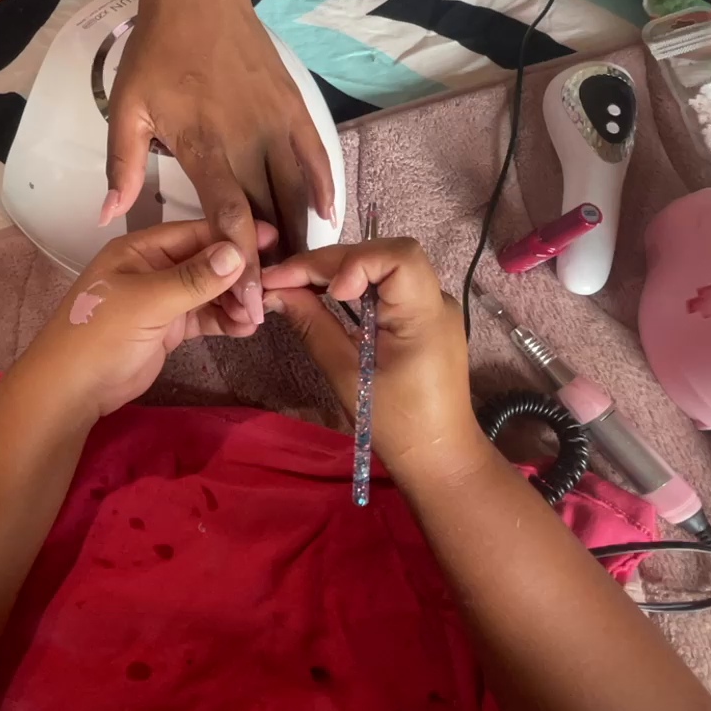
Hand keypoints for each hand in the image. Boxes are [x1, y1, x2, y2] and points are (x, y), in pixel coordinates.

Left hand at [15, 220, 274, 418]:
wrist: (71, 390)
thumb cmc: (100, 335)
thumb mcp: (147, 302)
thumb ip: (193, 278)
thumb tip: (237, 252)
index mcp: (140, 249)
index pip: (194, 233)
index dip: (232, 237)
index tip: (272, 241)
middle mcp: (153, 267)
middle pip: (206, 261)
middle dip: (237, 274)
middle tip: (269, 288)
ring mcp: (161, 298)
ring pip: (208, 290)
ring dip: (233, 301)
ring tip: (258, 315)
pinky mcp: (168, 327)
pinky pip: (203, 317)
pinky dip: (224, 321)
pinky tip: (245, 329)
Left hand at [102, 0, 336, 327]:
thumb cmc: (156, 53)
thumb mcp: (125, 107)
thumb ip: (120, 164)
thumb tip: (108, 215)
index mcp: (202, 146)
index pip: (228, 215)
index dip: (240, 262)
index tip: (248, 299)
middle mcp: (246, 140)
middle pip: (268, 212)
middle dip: (276, 262)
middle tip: (280, 300)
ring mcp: (276, 122)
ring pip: (297, 190)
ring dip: (301, 232)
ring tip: (304, 270)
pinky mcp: (293, 107)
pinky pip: (316, 155)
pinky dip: (324, 187)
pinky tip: (324, 215)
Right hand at [261, 238, 491, 483]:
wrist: (436, 455)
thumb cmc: (394, 423)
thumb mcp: (346, 374)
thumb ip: (312, 325)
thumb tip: (274, 291)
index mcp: (425, 315)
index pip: (398, 256)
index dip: (356, 262)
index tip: (328, 291)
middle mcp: (434, 300)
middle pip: (382, 254)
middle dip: (329, 262)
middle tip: (282, 280)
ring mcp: (430, 305)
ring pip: (381, 264)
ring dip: (337, 269)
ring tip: (295, 284)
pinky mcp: (420, 315)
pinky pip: (385, 284)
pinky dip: (352, 283)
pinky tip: (323, 295)